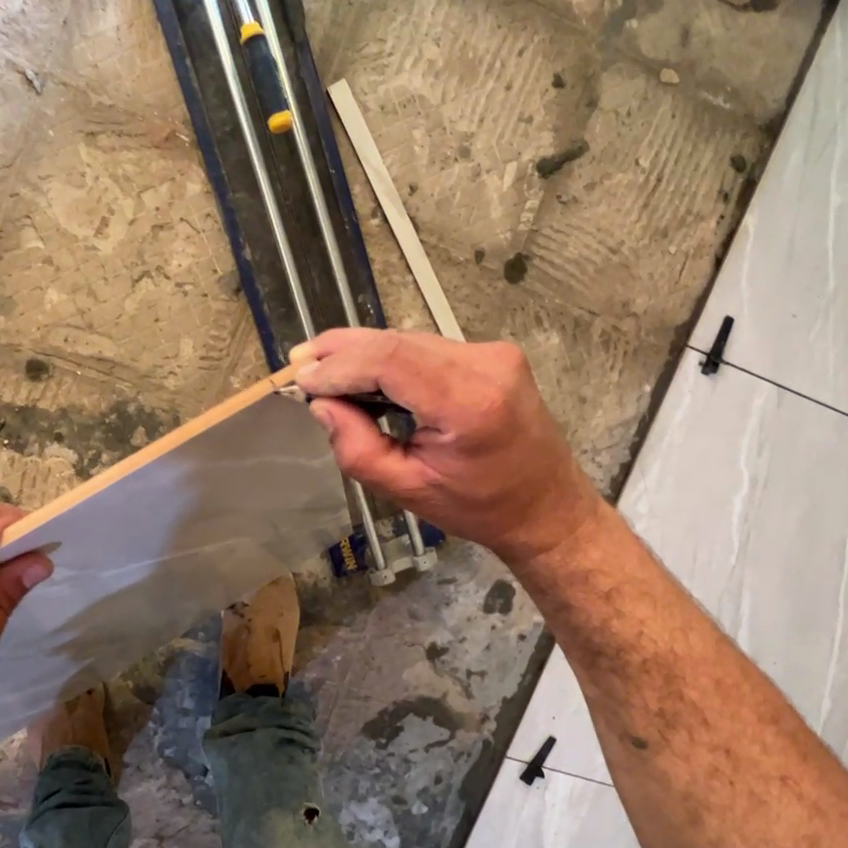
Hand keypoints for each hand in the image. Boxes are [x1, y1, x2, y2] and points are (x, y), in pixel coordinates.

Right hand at [289, 328, 610, 565]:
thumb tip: (323, 405)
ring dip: (365, 352)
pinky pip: (428, 348)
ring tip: (322, 367)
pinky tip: (364, 371)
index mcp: (469, 403)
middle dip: (344, 351)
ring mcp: (494, 353)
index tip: (303, 379)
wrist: (547, 505)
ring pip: (411, 340)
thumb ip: (358, 448)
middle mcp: (485, 364)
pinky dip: (391, 357)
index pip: (389, 360)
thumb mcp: (409, 489)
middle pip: (397, 341)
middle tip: (300, 361)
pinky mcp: (493, 354)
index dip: (340, 366)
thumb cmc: (481, 508)